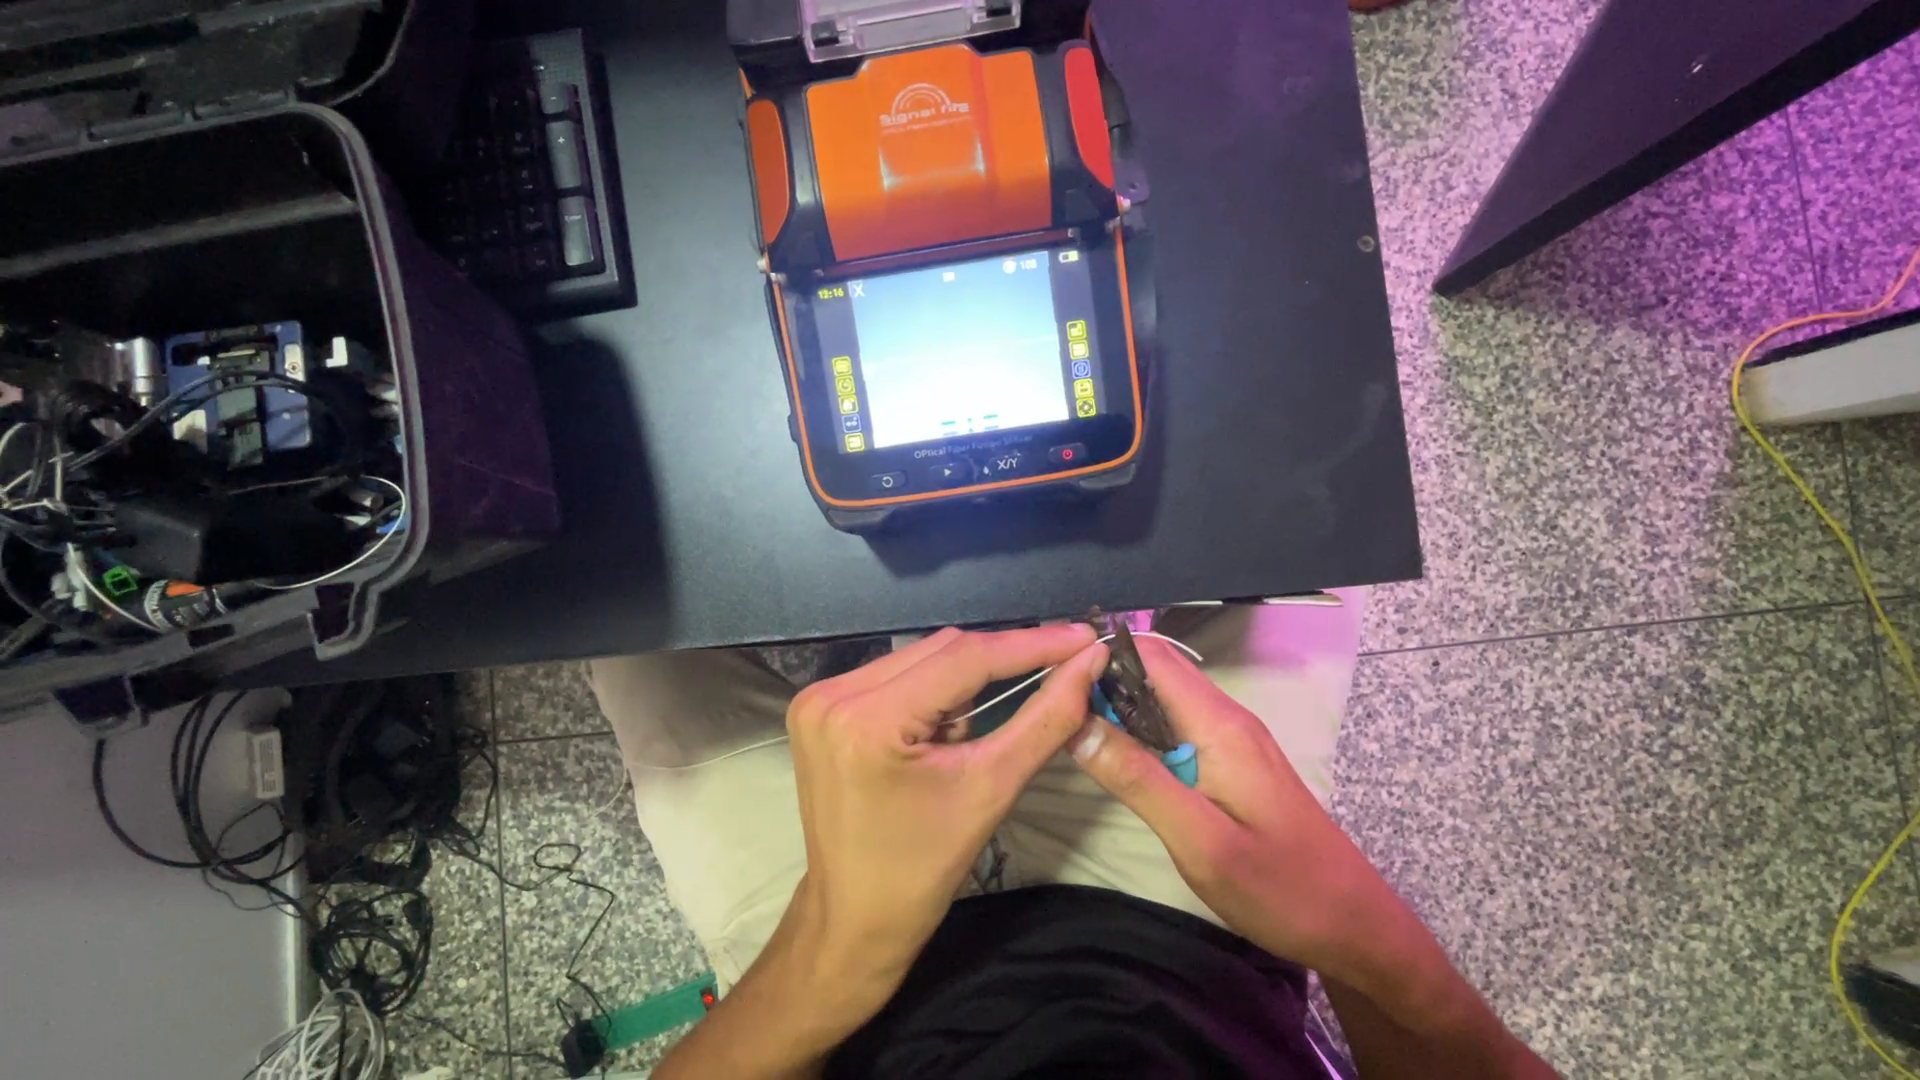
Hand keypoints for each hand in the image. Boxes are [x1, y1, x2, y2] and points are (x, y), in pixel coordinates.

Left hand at [783, 624, 1108, 998]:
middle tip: (1062, 665)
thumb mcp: (991, 789)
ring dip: (967, 679)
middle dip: (1003, 659)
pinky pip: (897, 677)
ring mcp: (821, 698)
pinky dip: (934, 693)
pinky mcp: (822, 707)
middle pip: (942, 650)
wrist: (854, 918)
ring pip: (921, 659)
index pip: (965, 657)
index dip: (1032, 644)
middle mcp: (834, 694)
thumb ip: (1045, 719)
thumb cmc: (923, 869)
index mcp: (869, 718)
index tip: (1084, 637)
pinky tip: (946, 734)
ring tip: (981, 731)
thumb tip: (1088, 662)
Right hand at [1064, 636, 1388, 979]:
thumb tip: (1077, 726)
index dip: (1101, 656)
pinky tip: (1115, 759)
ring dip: (1117, 708)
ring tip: (1069, 731)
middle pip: (1154, 673)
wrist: (1354, 927)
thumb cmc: (1282, 889)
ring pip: (1163, 701)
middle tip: (1051, 711)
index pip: (1152, 657)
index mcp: (1219, 725)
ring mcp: (1232, 741)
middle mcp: (1226, 719)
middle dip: (1101, 681)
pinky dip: (1139, 733)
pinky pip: (1176, 728)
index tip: (1053, 680)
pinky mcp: (1232, 764)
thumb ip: (1138, 780)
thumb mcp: (1200, 841)